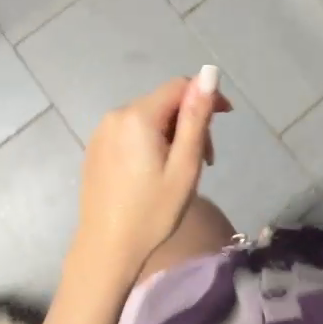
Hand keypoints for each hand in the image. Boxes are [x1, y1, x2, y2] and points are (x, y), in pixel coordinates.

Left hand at [74, 67, 227, 278]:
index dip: (206, 96)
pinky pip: (132, 131)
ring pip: (149, 117)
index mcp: (138, 116)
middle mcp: (116, 114)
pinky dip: (151, 141)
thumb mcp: (184, 166)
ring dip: (172, 133)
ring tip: (182, 170)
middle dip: (190, 121)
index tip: (226, 119)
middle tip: (206, 160)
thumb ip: (197, 117)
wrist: (106, 250)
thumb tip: (209, 73)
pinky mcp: (96, 147)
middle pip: (165, 102)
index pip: (180, 86)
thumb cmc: (152, 212)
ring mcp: (102, 131)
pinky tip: (156, 172)